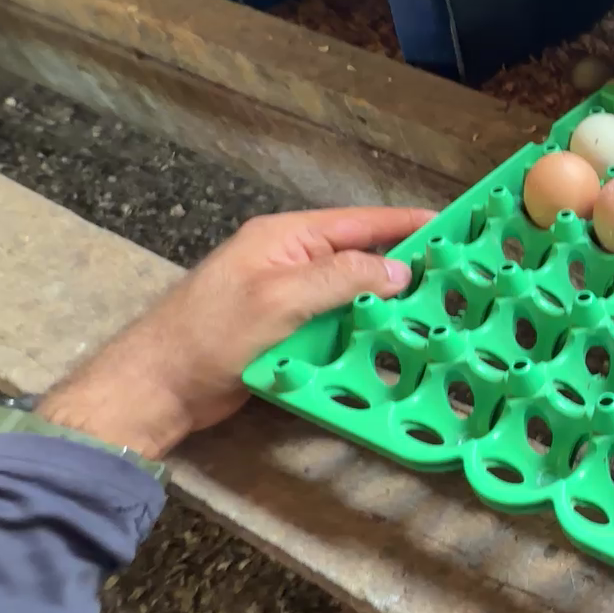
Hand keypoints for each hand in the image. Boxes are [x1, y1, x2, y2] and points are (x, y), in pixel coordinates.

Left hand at [38, 207, 434, 458]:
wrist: (155, 391)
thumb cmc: (211, 335)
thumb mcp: (280, 298)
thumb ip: (343, 276)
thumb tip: (403, 269)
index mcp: (288, 236)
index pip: (363, 221)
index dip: (410, 222)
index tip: (456, 225)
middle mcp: (295, 258)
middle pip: (364, 253)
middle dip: (408, 261)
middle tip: (458, 272)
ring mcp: (293, 293)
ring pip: (357, 288)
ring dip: (392, 297)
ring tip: (440, 303)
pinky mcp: (293, 325)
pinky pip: (343, 316)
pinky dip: (370, 322)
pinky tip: (399, 333)